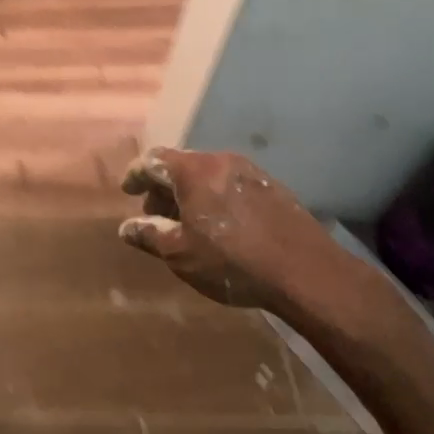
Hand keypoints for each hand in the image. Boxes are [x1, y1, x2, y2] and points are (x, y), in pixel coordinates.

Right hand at [117, 147, 358, 313]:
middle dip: (164, 187)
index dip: (136, 175)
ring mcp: (251, 172)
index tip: (127, 191)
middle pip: (182, 165)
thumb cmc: (233, 261)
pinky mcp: (274, 188)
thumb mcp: (181, 254)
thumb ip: (149, 235)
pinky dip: (216, 198)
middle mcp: (221, 160)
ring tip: (188, 222)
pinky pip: (232, 185)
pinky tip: (221, 226)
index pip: (153, 160)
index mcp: (193, 170)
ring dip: (192, 193)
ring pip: (209, 175)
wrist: (307, 272)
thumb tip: (126, 227)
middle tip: (156, 213)